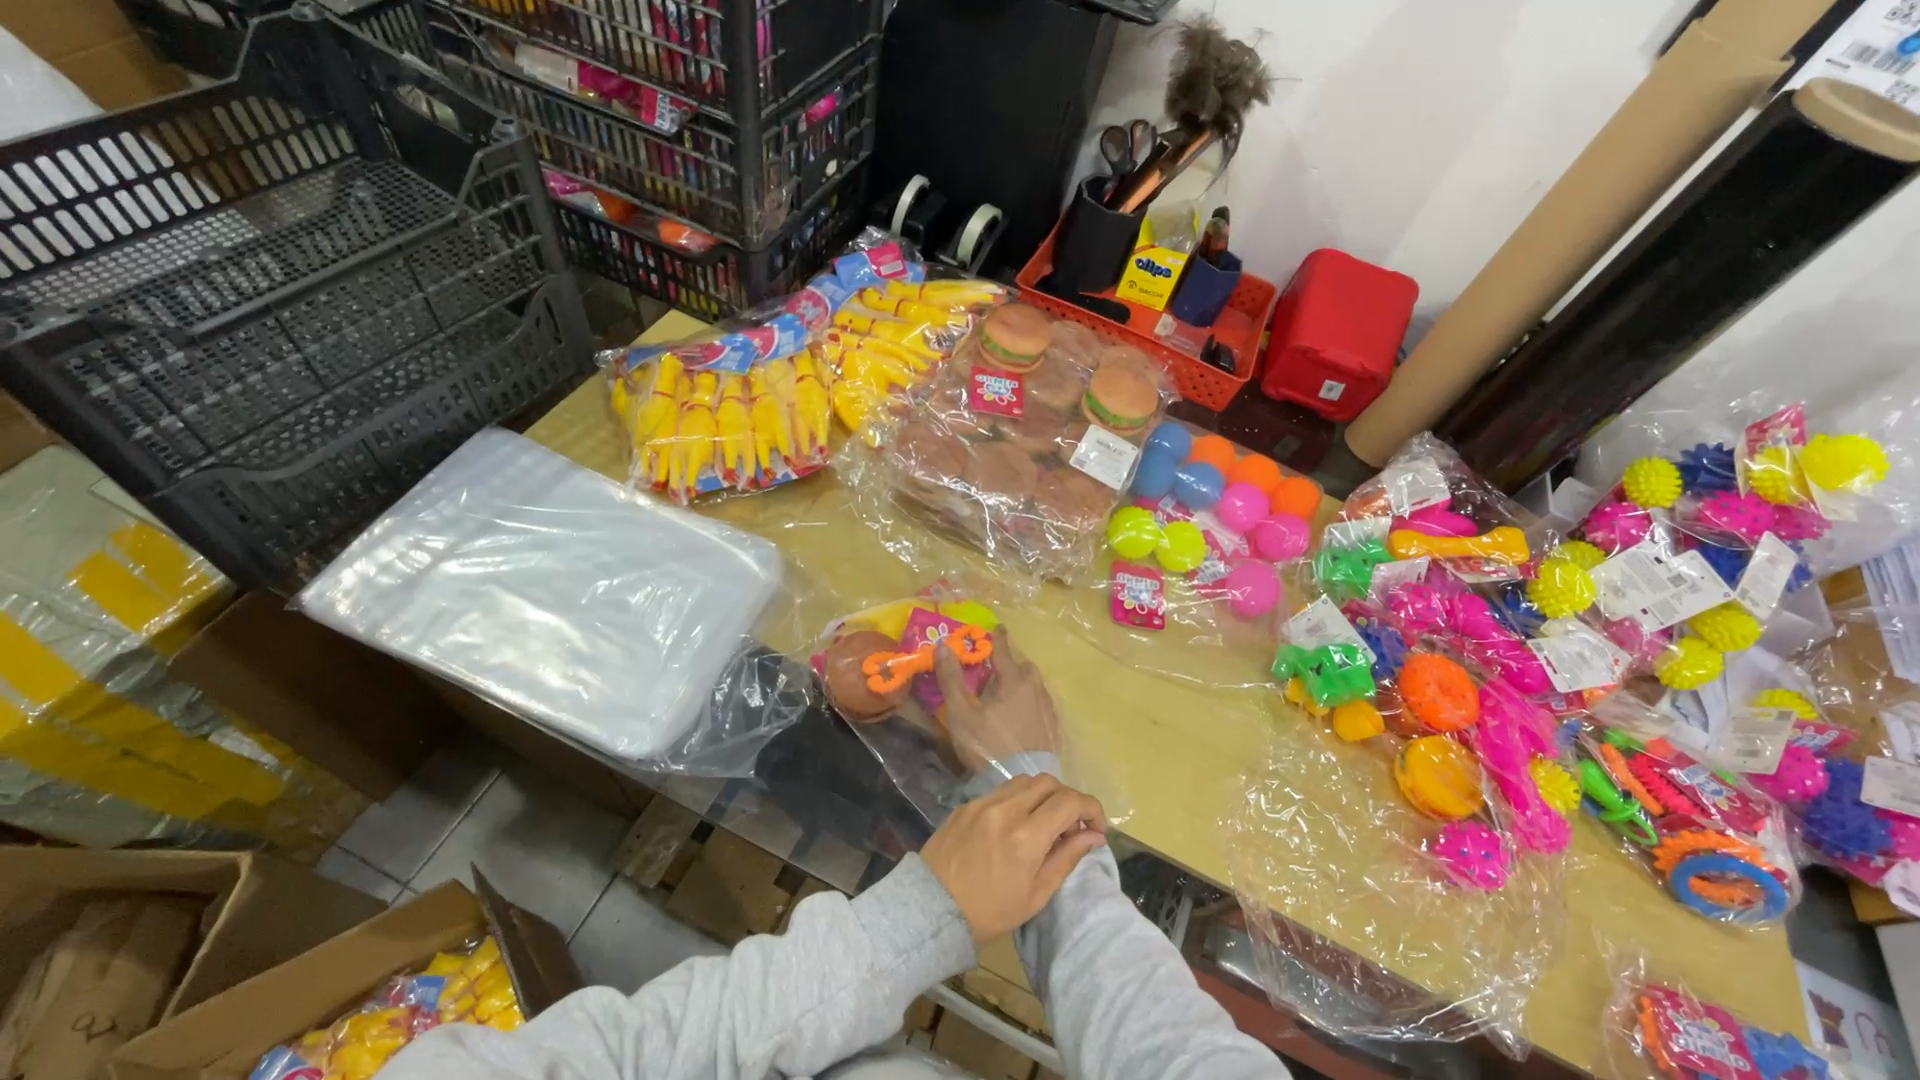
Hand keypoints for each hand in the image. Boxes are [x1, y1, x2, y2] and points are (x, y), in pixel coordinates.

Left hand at [920, 774, 1106, 943]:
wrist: (930, 909)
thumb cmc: (988, 913)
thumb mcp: (1035, 895)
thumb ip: (1066, 858)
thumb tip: (1094, 836)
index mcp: (1025, 837)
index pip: (1070, 802)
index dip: (1092, 809)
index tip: (1097, 828)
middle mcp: (1005, 810)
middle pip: (1049, 782)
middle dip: (1069, 799)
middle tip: (1072, 826)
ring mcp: (982, 803)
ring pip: (1025, 781)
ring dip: (1044, 795)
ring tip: (1046, 822)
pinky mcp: (966, 805)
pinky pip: (1001, 791)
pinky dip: (1019, 799)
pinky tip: (1017, 823)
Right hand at [934, 627, 1059, 776]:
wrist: (1024, 782)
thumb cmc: (989, 746)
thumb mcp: (962, 714)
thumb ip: (952, 679)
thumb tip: (943, 645)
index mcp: (1014, 682)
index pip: (1004, 652)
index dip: (998, 639)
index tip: (997, 629)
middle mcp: (1036, 691)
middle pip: (1025, 668)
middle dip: (1013, 664)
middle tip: (998, 670)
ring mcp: (1049, 712)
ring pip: (1037, 688)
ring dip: (1024, 684)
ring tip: (1010, 693)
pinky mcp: (1054, 732)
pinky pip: (1044, 707)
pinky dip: (1033, 704)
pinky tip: (1025, 717)